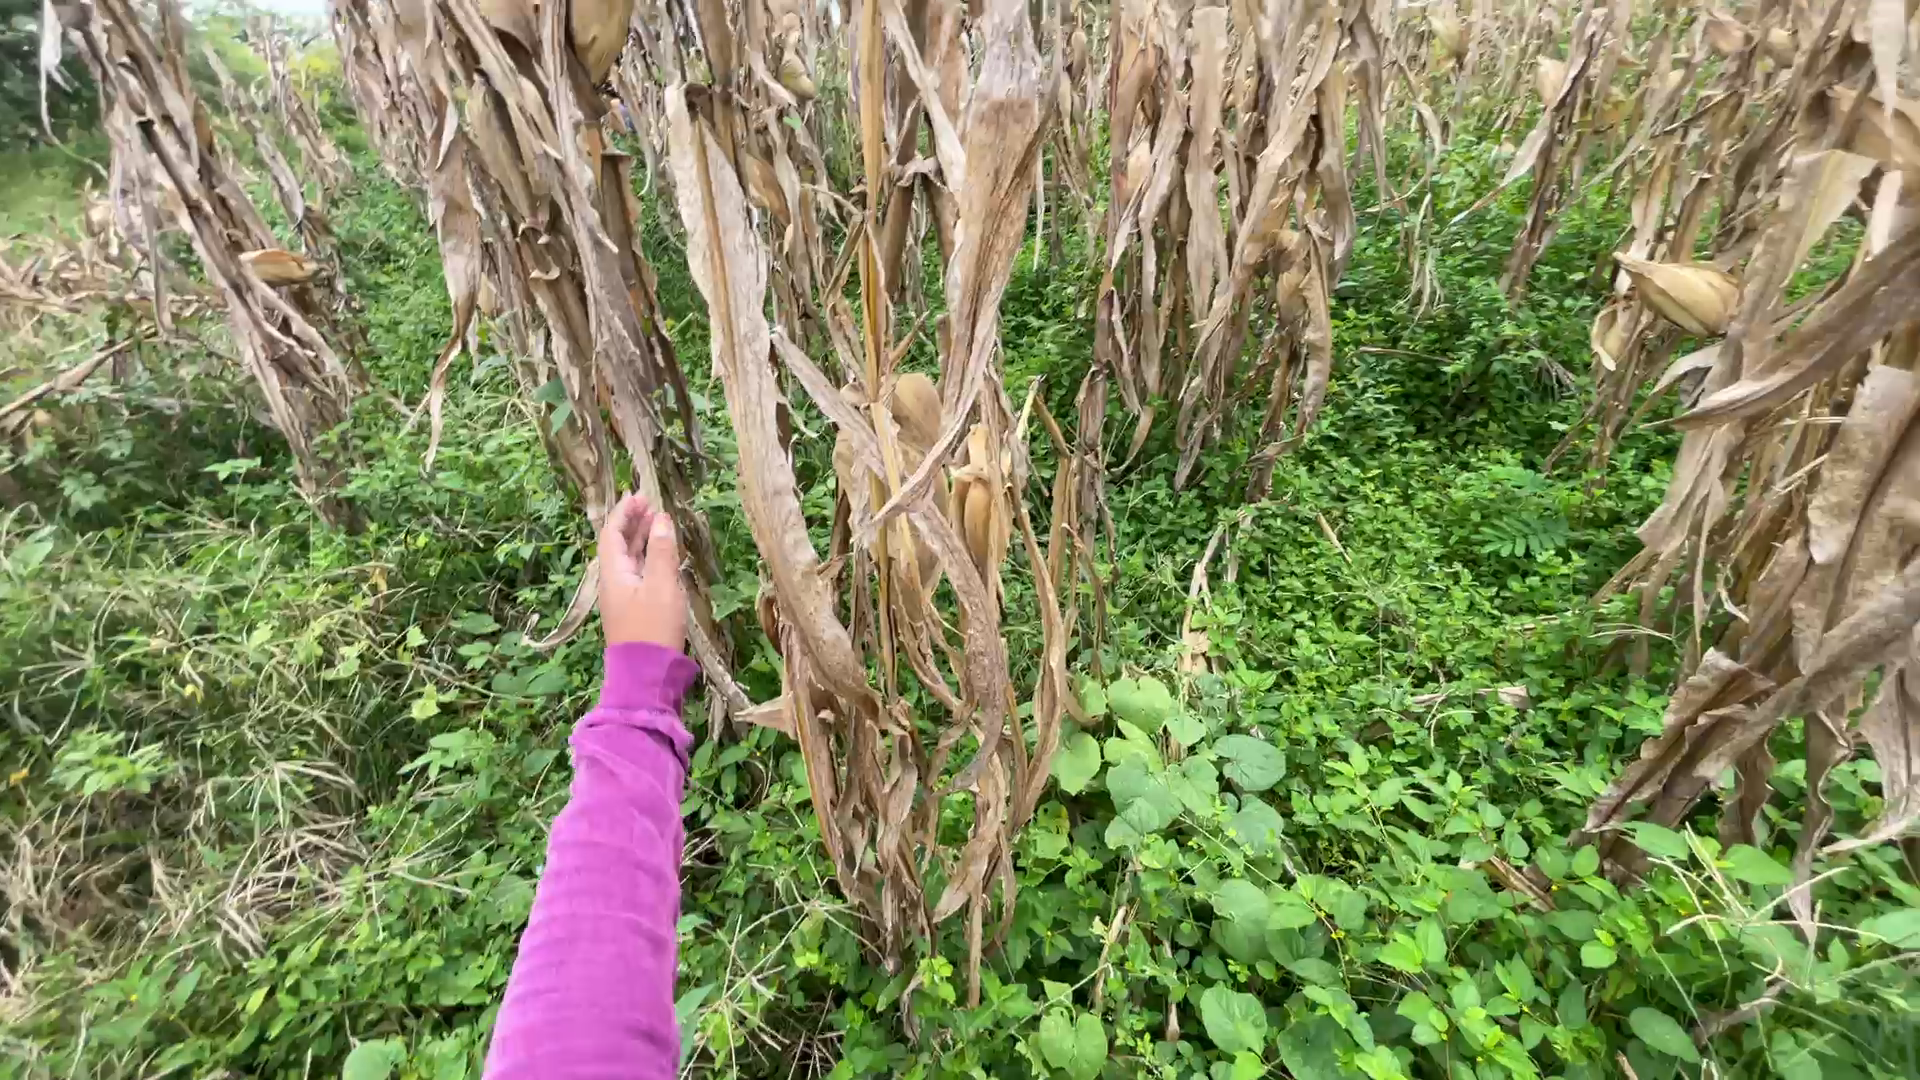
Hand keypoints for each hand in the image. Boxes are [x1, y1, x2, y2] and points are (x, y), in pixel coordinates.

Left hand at [597, 493, 687, 651]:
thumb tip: (661, 519)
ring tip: (657, 523)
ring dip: (641, 538)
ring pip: (629, 558)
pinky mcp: (635, 608)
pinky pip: (638, 572)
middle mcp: (613, 581)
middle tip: (650, 504)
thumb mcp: (662, 586)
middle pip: (618, 544)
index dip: (624, 512)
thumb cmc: (653, 627)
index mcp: (613, 572)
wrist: (647, 672)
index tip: (638, 494)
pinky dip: (649, 557)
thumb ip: (662, 551)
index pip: (612, 533)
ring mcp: (623, 596)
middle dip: (632, 522)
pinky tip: (662, 555)